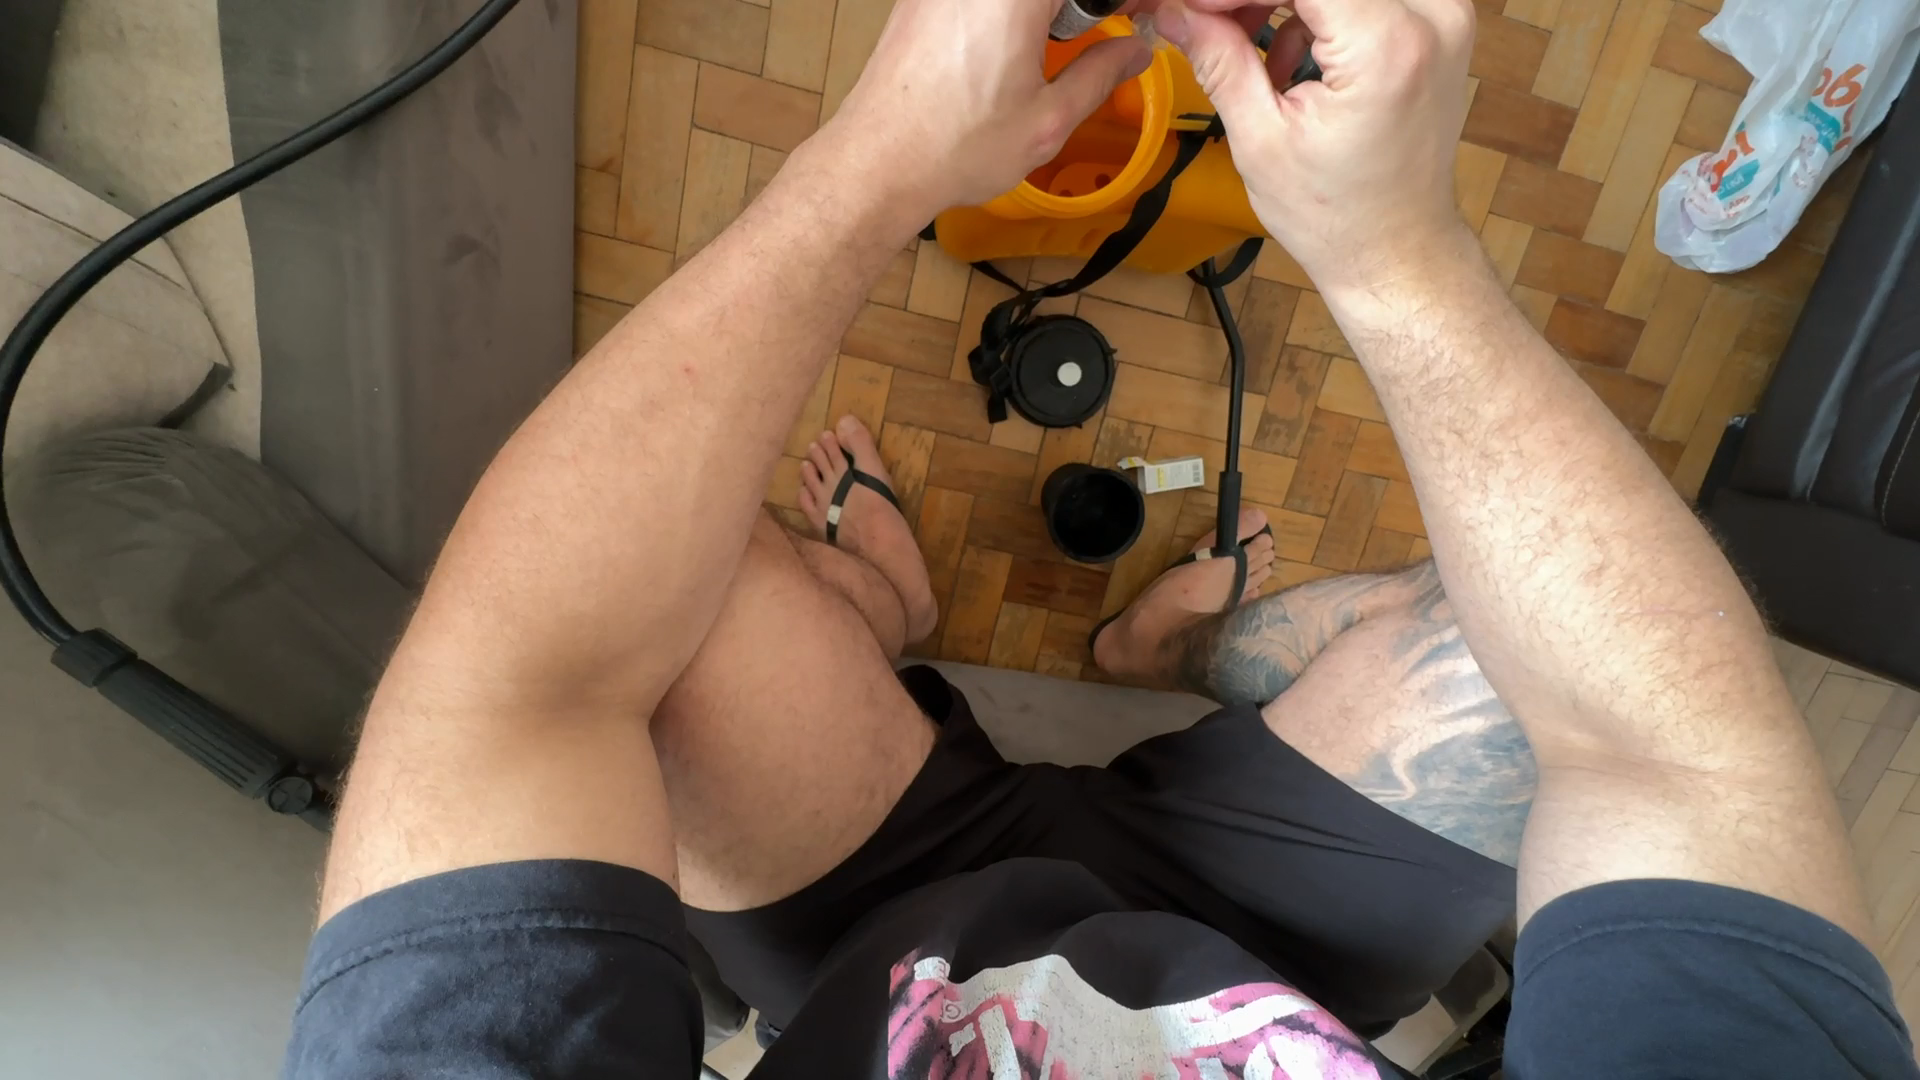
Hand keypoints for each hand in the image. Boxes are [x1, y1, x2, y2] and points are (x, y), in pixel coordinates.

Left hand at [826, 0, 1153, 220]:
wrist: (879, 162)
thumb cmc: (957, 148)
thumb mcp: (1046, 123)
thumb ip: (1099, 76)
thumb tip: (1134, 51)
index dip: (1118, 3)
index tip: (1132, 20)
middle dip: (1076, 9)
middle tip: (1093, 32)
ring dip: (1044, 12)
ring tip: (1047, 44)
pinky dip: (1006, 12)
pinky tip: (1003, 49)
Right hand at [1153, 0, 1477, 292]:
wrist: (1391, 246)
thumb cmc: (1329, 215)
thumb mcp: (1259, 143)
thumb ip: (1221, 64)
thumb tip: (1178, 13)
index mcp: (1383, 47)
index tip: (1191, 5)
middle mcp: (1430, 11)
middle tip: (1211, 22)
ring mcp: (1445, 10)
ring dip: (1288, 0)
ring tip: (1256, 57)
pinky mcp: (1440, 20)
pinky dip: (1321, 9)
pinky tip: (1296, 63)